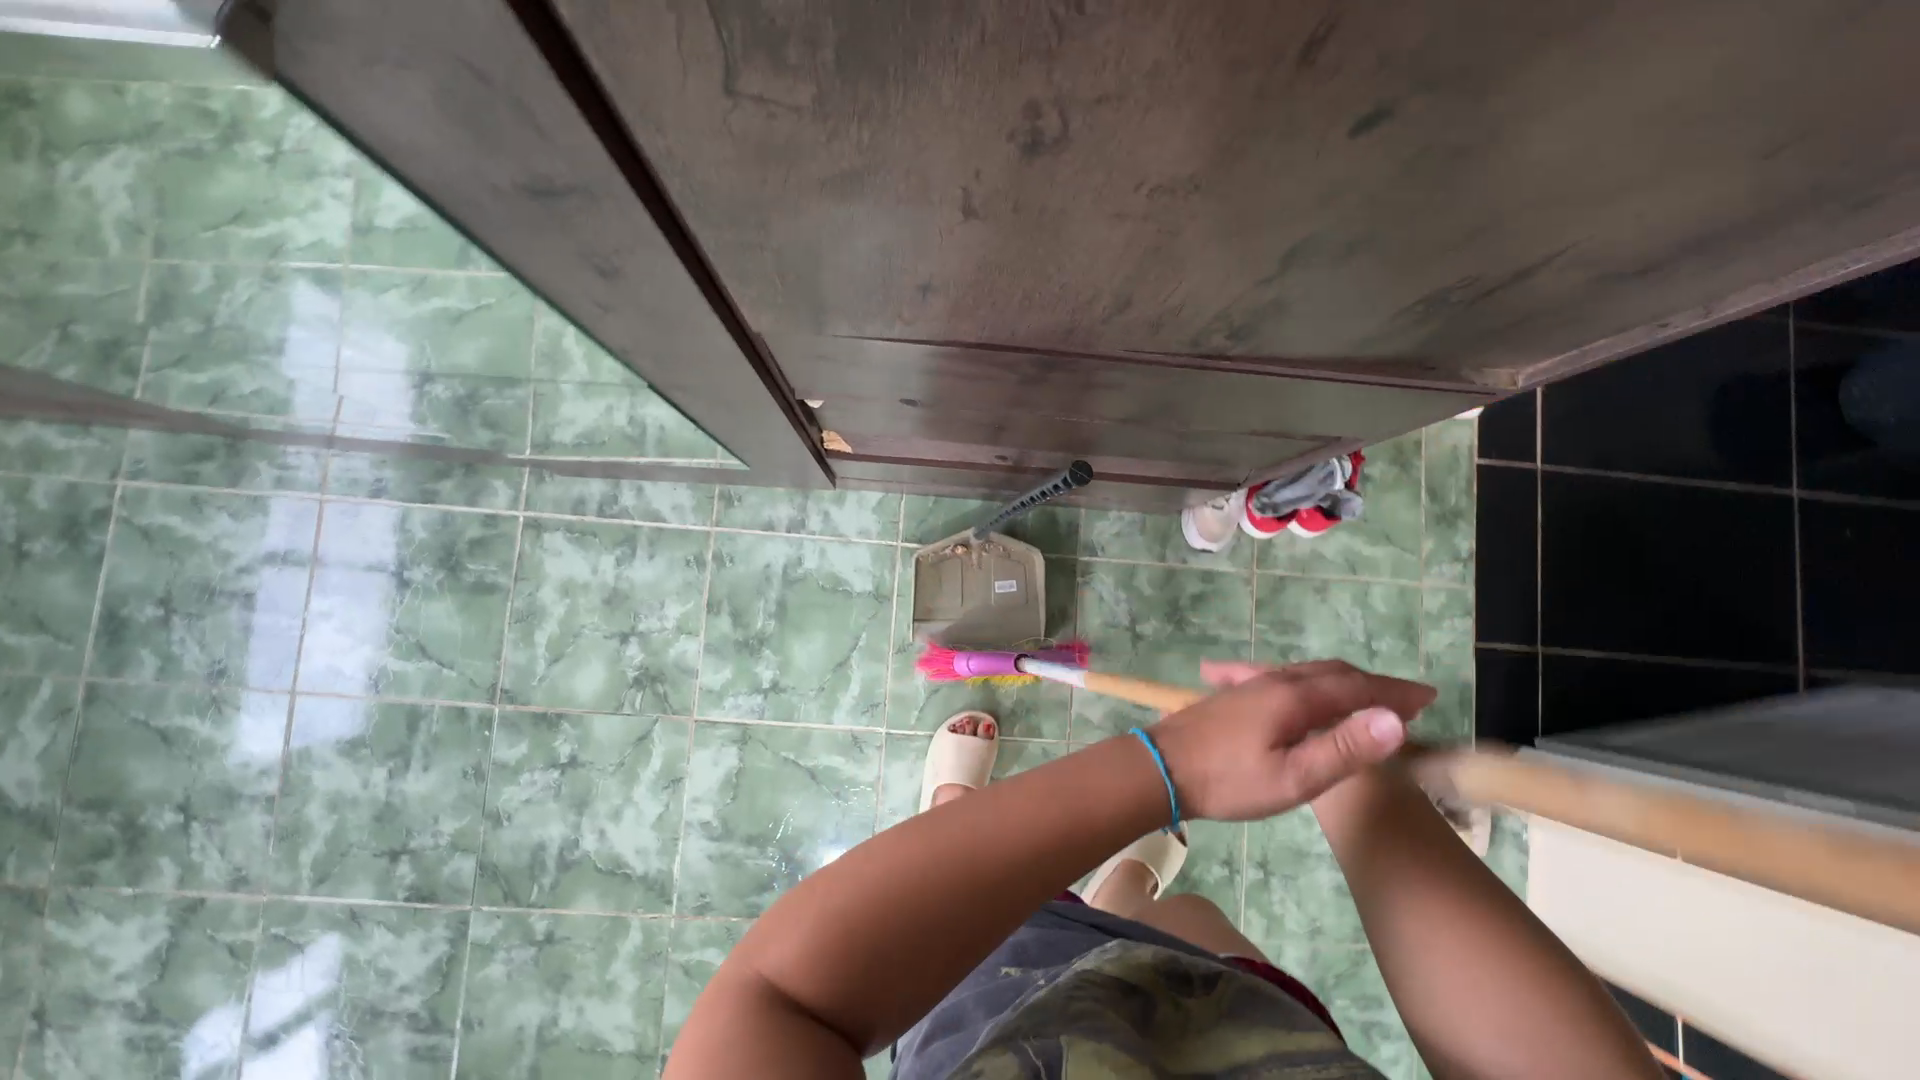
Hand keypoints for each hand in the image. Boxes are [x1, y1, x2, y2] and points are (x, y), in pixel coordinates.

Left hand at [1148, 659, 1436, 822]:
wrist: (1159, 769)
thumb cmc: (1228, 781)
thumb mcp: (1293, 777)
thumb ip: (1343, 749)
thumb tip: (1395, 720)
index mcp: (1295, 698)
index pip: (1358, 687)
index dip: (1394, 693)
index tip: (1428, 698)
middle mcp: (1275, 681)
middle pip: (1333, 674)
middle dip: (1372, 685)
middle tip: (1405, 701)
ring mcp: (1249, 686)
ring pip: (1305, 673)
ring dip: (1340, 681)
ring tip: (1362, 696)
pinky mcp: (1232, 696)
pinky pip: (1278, 677)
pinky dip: (1304, 680)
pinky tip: (1283, 680)